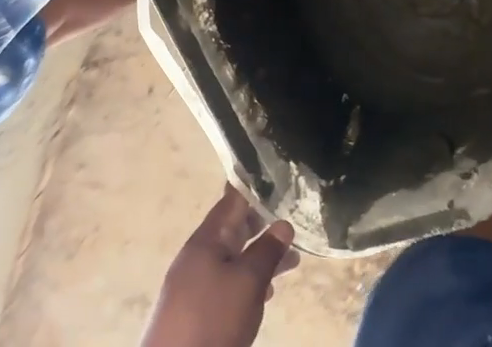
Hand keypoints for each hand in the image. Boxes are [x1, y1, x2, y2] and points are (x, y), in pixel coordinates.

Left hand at [143, 185, 299, 346]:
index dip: (254, 185)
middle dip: (265, 223)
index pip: (232, 200)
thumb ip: (267, 250)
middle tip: (296, 217)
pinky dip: (249, 279)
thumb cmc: (212, 319)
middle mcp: (197, 257)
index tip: (279, 173)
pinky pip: (227, 281)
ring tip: (293, 259)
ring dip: (262, 255)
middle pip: (234, 228)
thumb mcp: (248, 282)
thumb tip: (283, 224)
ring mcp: (194, 284)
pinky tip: (267, 290)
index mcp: (206, 241)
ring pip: (234, 257)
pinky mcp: (197, 309)